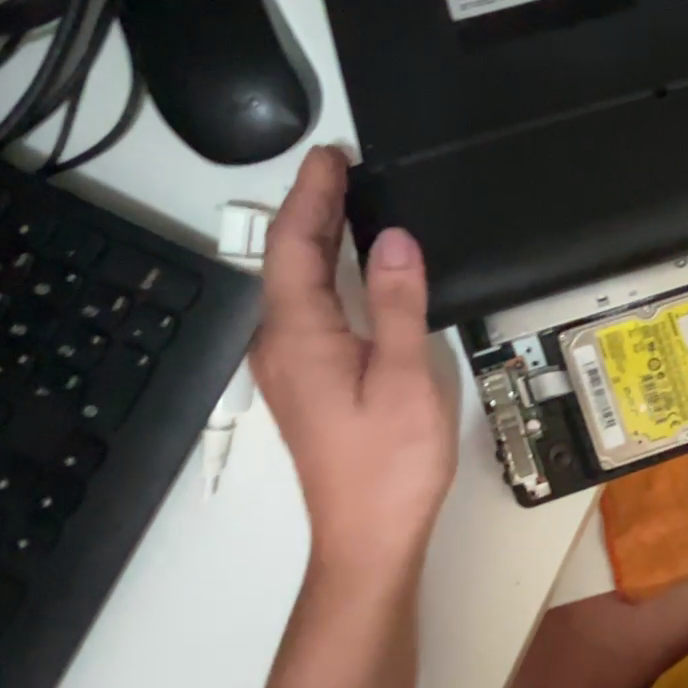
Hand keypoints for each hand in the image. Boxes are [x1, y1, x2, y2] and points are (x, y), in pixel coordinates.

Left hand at [251, 146, 456, 576]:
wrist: (368, 533)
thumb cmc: (390, 460)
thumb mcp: (405, 377)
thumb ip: (400, 306)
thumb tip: (398, 241)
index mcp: (300, 335)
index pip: (295, 244)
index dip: (312, 195)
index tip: (333, 153)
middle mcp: (281, 343)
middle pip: (289, 260)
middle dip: (313, 208)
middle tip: (346, 168)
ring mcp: (292, 364)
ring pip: (298, 285)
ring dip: (320, 239)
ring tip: (351, 205)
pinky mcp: (309, 381)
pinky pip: (311, 308)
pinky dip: (329, 273)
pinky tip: (356, 271)